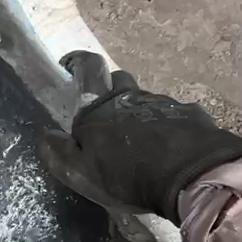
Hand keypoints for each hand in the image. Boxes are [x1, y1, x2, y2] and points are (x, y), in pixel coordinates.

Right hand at [38, 51, 241, 221]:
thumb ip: (59, 153)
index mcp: (99, 108)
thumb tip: (46, 135)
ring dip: (139, 114)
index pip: (87, 69)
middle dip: (110, 91)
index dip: (77, 62)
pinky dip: (168, 128)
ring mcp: (166, 105)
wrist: (195, 178)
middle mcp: (132, 98)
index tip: (70, 65)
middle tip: (106, 115)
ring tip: (140, 142)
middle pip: (120, 81)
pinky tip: (170, 150)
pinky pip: (175, 117)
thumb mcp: (80, 173)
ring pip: (147, 101)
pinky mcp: (194, 118)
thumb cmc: (128, 175)